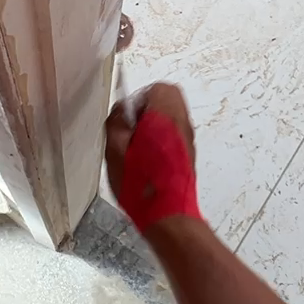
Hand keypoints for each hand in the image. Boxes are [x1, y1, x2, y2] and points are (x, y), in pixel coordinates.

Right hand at [104, 82, 199, 232]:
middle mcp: (181, 124)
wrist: (167, 215)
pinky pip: (174, 134)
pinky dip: (161, 138)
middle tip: (132, 126)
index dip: (140, 97)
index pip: (159, 88)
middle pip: (169, 99)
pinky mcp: (188, 154)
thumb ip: (116, 121)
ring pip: (172, 116)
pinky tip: (147, 159)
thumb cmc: (141, 184)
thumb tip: (121, 110)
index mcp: (164, 116)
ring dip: (155, 123)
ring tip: (137, 145)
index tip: (128, 114)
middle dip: (148, 107)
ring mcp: (188, 140)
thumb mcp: (114, 149)